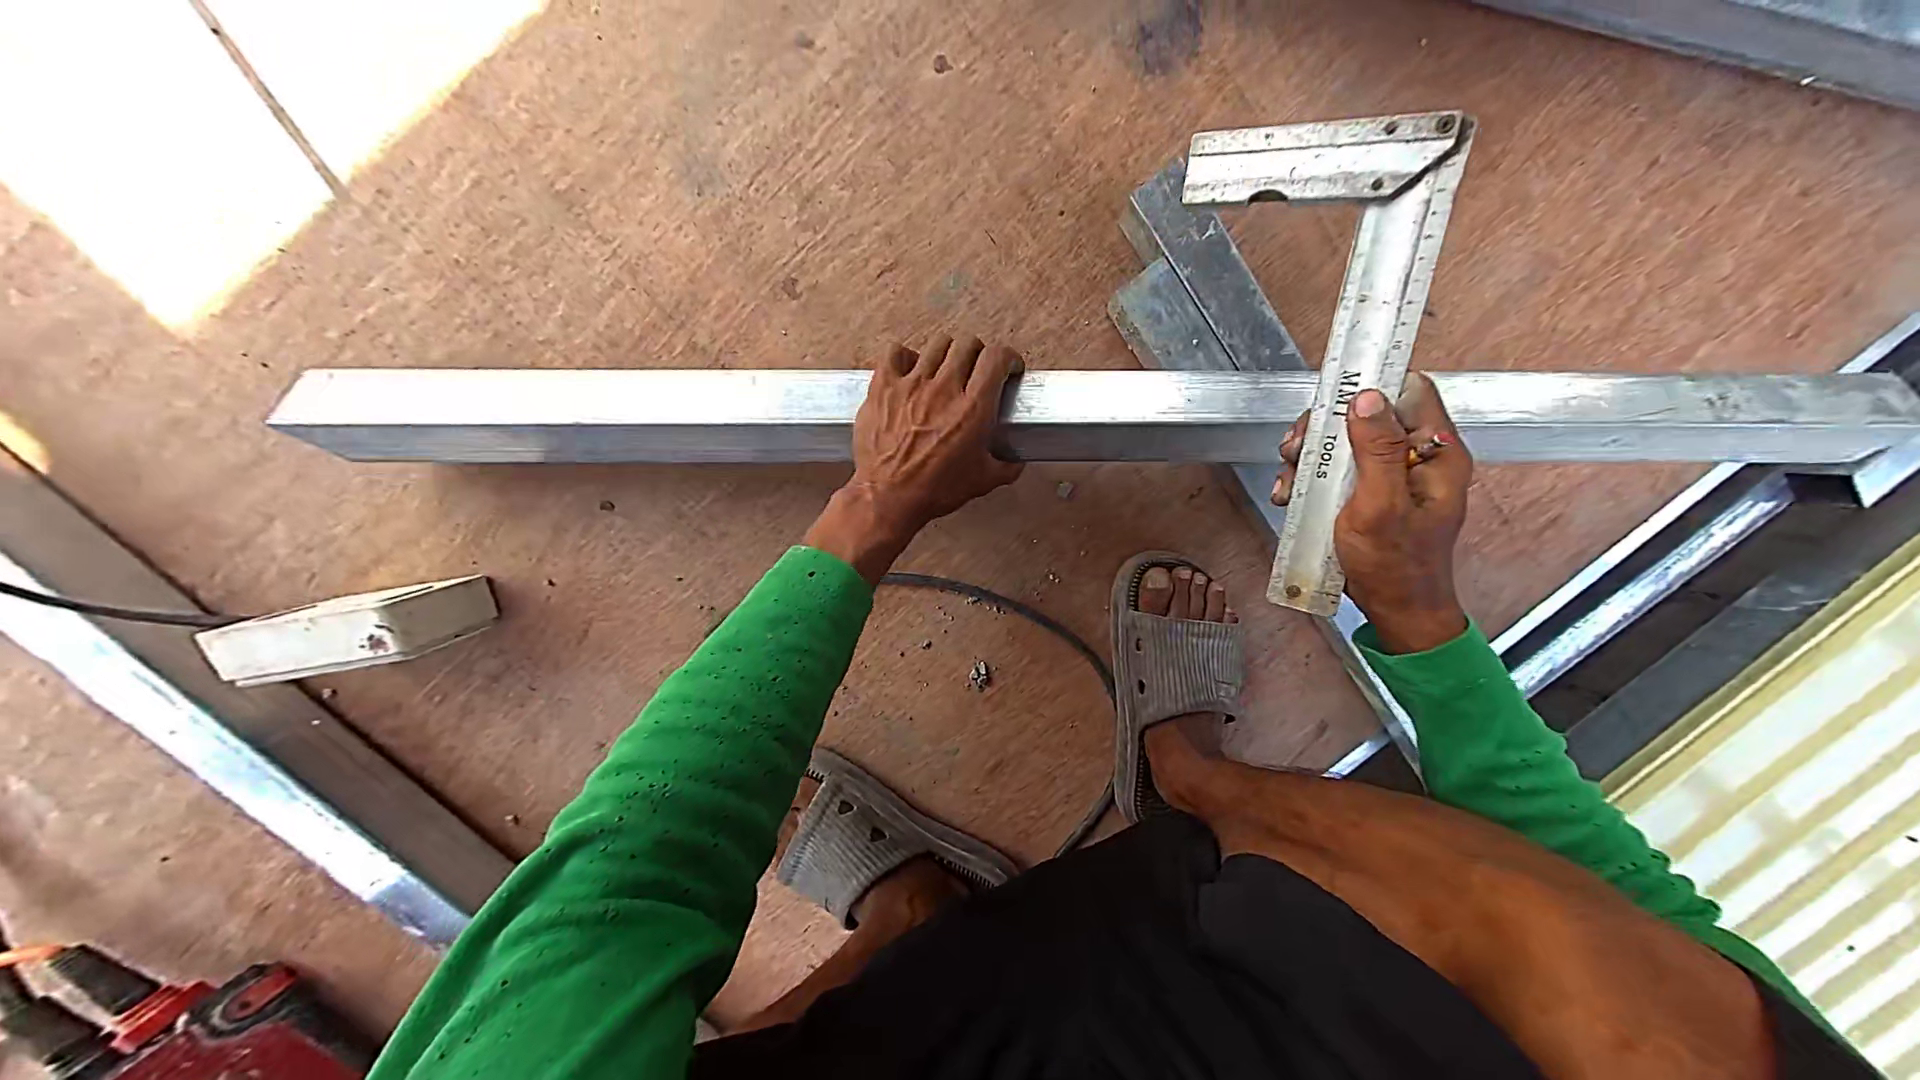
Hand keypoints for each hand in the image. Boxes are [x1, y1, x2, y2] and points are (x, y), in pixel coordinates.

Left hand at [804, 335, 1024, 582]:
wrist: (888, 497)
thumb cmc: (931, 490)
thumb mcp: (981, 481)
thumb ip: (1006, 467)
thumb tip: (1016, 462)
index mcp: (973, 409)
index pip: (997, 358)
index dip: (1007, 357)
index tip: (1007, 366)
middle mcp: (944, 390)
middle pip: (968, 344)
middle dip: (978, 354)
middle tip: (976, 370)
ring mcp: (911, 385)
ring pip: (936, 344)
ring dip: (947, 353)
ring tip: (945, 369)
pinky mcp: (884, 387)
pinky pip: (895, 353)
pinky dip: (906, 356)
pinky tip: (910, 370)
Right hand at [1273, 374, 1471, 652]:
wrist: (1392, 607)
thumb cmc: (1394, 565)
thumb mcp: (1380, 506)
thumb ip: (1377, 450)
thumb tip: (1368, 397)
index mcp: (1435, 453)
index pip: (1410, 393)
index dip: (1371, 388)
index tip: (1332, 399)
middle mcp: (1414, 456)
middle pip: (1366, 414)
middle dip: (1325, 429)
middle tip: (1297, 450)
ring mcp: (1387, 474)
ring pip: (1342, 440)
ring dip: (1309, 456)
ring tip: (1290, 482)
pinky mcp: (1365, 490)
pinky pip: (1333, 468)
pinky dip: (1308, 477)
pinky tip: (1292, 495)